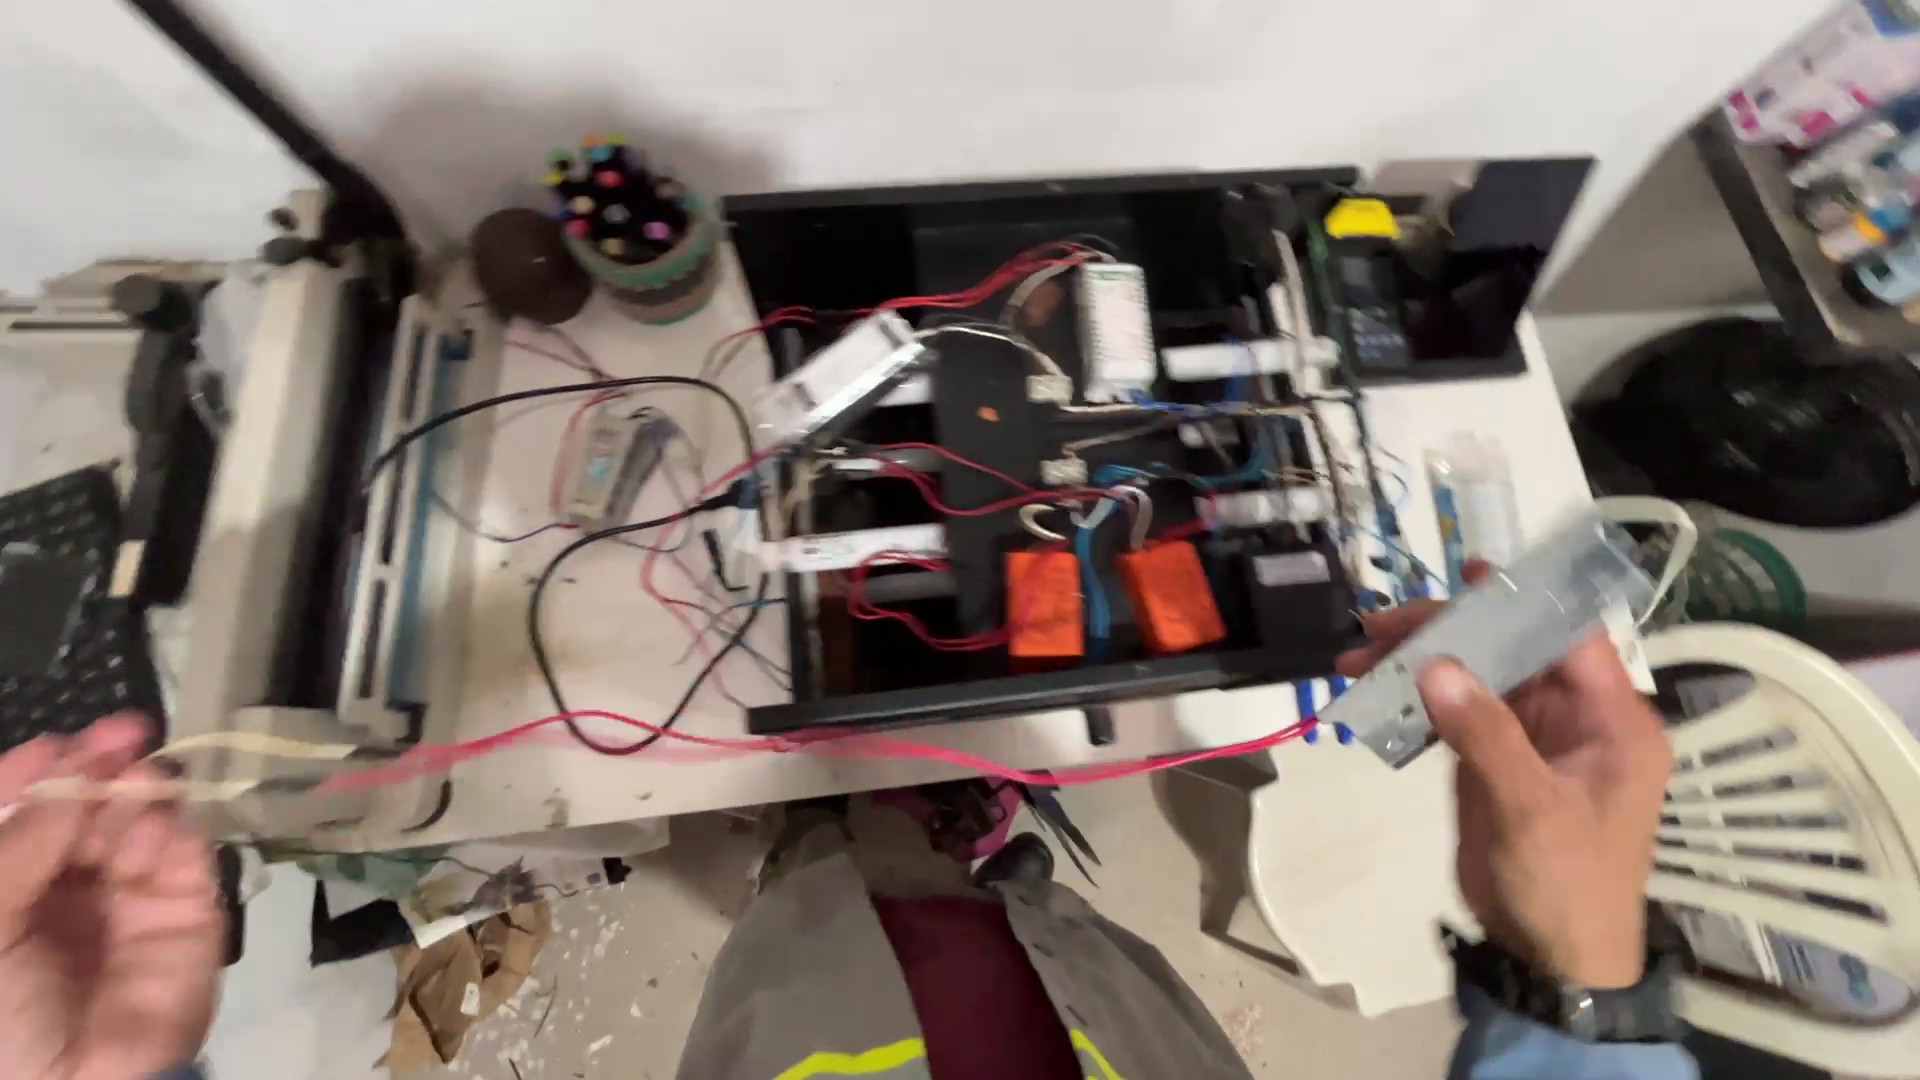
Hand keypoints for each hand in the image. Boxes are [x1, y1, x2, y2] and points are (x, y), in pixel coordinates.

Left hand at [0, 715, 224, 1079]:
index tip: (59, 742)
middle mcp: (53, 894)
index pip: (15, 825)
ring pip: (137, 827)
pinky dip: (175, 832)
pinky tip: (161, 822)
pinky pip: (184, 857)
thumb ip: (19, 850)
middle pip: (81, 818)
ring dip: (140, 796)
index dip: (32, 781)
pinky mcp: (187, 907)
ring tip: (145, 774)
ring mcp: (124, 900)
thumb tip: (68, 781)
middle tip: (123, 735)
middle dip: (97, 775)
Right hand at [1336, 565, 1671, 988]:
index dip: (1523, 600)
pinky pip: (1447, 708)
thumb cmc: (1564, 881)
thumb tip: (1434, 666)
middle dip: (1440, 633)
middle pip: (1504, 649)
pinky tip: (1369, 692)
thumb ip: (1486, 734)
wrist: (1546, 950)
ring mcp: (1525, 736)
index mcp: (1609, 721)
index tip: (1468, 574)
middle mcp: (1570, 717)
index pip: (1569, 638)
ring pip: (1468, 675)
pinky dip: (1408, 696)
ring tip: (1353, 661)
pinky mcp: (1488, 756)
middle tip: (1375, 629)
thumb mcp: (1531, 808)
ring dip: (1412, 663)